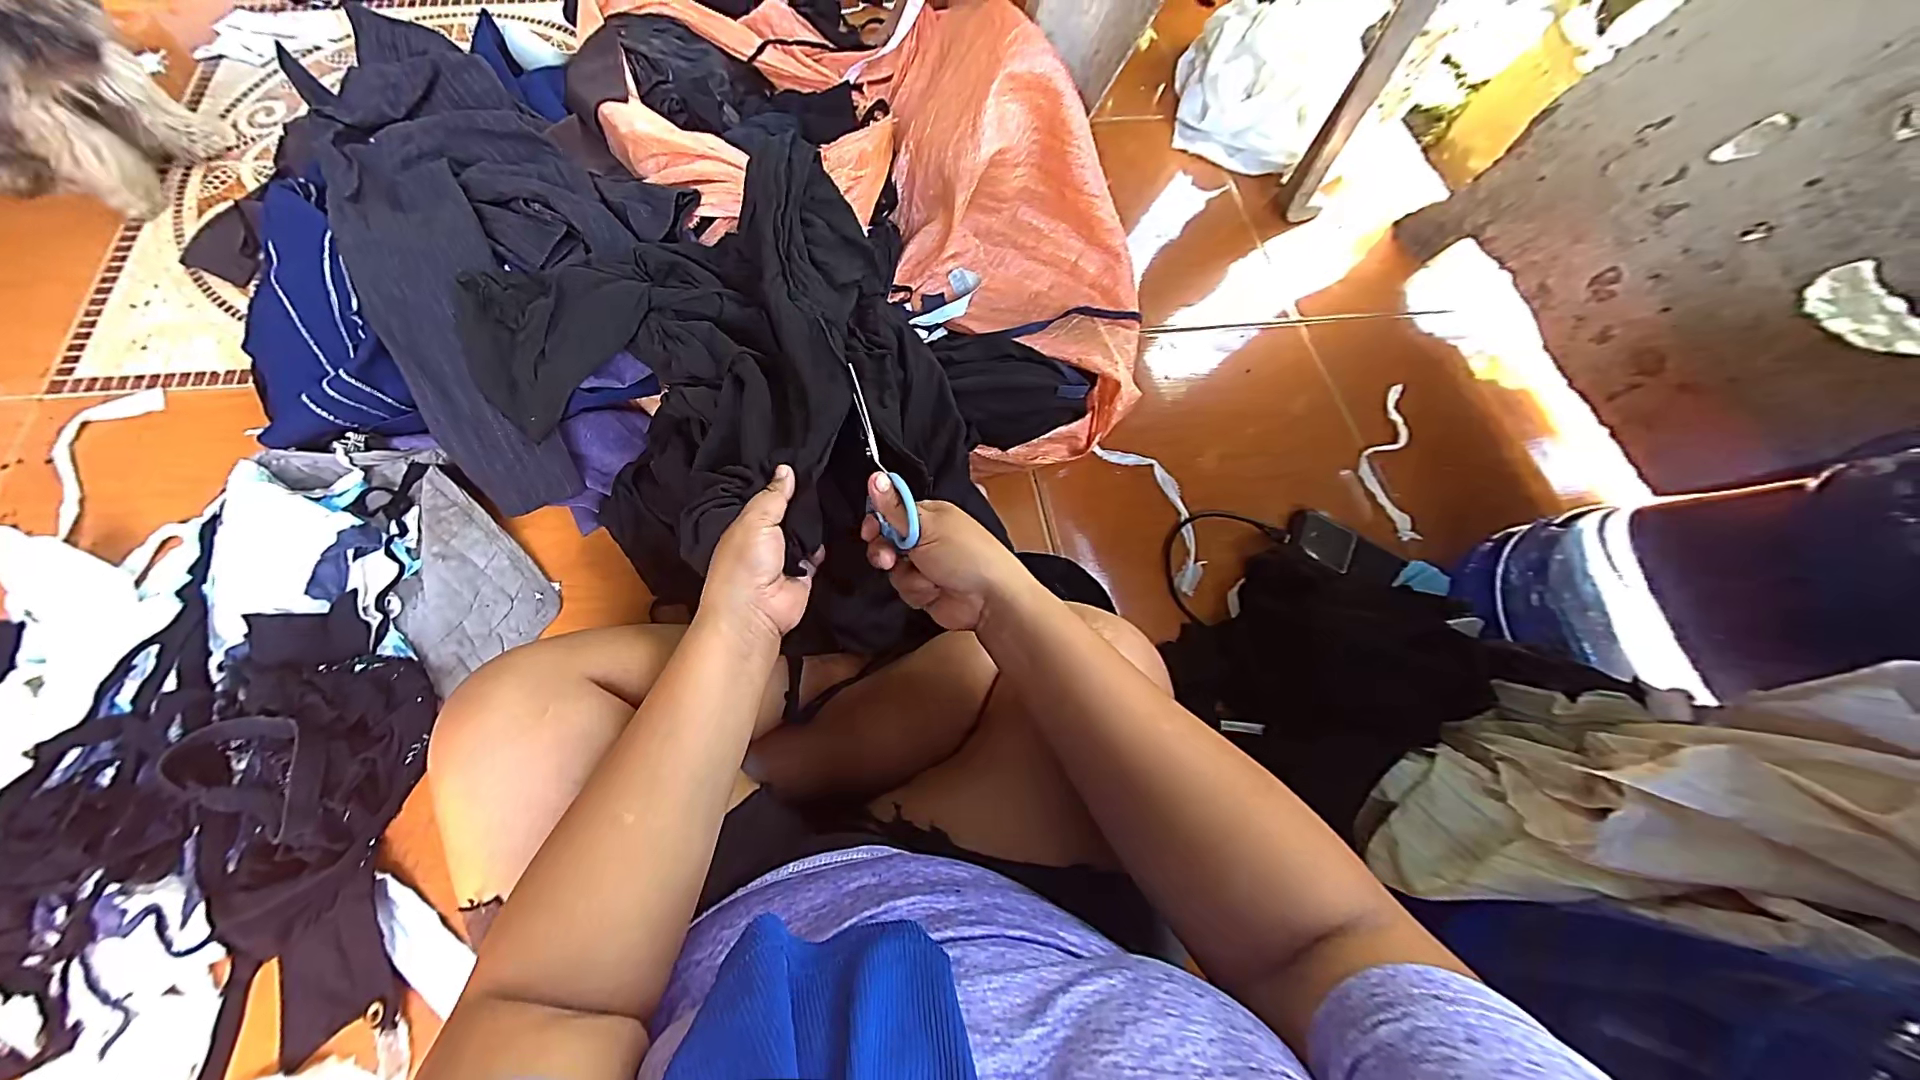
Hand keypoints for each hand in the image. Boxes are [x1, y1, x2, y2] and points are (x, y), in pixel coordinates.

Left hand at [702, 465, 816, 645]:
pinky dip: (822, 547)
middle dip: (800, 502)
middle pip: (787, 513)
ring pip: (804, 532)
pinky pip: (818, 553)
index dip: (778, 483)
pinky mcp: (803, 573)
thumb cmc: (742, 566)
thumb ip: (773, 495)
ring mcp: (784, 557)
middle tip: (820, 480)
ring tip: (828, 503)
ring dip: (813, 524)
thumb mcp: (755, 520)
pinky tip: (828, 533)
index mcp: (744, 524)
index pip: (764, 497)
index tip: (798, 462)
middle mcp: (764, 539)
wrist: (756, 611)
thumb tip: (785, 470)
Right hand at [862, 472, 1027, 631]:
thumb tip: (874, 477)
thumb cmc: (966, 555)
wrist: (990, 599)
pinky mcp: (926, 588)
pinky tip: (936, 591)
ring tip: (928, 578)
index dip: (877, 521)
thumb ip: (896, 507)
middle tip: (890, 559)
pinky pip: (905, 588)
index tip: (871, 531)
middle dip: (885, 552)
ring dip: (908, 576)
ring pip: (894, 568)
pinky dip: (917, 591)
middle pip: (886, 541)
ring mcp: (926, 564)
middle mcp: (927, 537)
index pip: (891, 511)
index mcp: (929, 514)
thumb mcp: (927, 528)